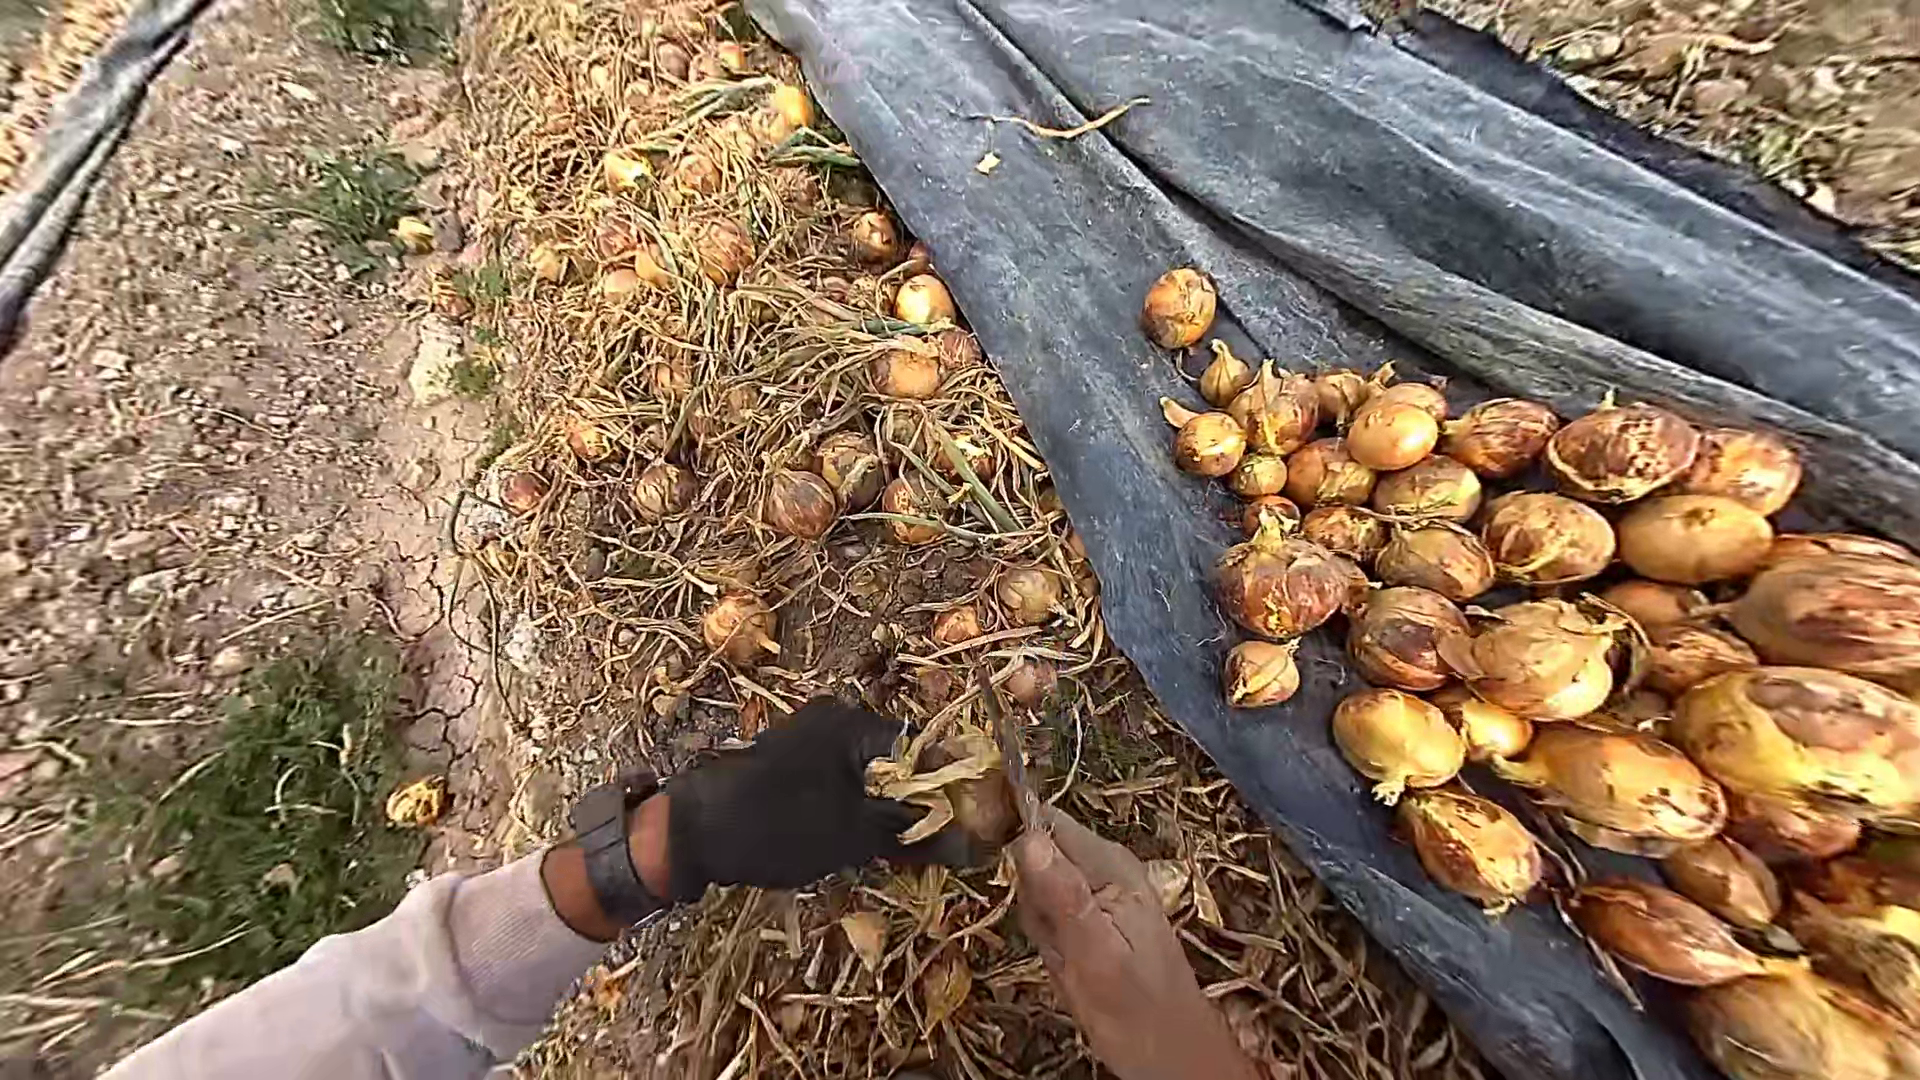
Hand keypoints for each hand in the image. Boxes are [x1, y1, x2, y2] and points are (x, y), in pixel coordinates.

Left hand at [663, 697, 966, 901]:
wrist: (692, 832)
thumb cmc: (779, 824)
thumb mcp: (855, 835)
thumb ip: (915, 835)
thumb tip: (974, 846)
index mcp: (854, 722)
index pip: (919, 747)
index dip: (940, 786)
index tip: (954, 821)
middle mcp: (835, 716)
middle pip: (894, 756)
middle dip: (909, 797)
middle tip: (916, 839)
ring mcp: (810, 732)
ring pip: (866, 768)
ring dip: (879, 802)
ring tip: (879, 841)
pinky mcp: (792, 753)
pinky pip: (839, 773)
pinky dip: (851, 799)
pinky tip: (846, 831)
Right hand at [1014, 806, 1262, 1079]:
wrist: (1176, 1059)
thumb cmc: (1136, 1013)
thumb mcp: (1094, 955)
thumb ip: (1062, 895)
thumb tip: (1028, 838)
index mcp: (1109, 862)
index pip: (1046, 822)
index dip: (1023, 850)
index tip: (1028, 898)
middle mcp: (1107, 862)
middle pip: (1040, 854)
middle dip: (1034, 898)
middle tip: (1056, 942)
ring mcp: (1103, 886)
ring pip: (1042, 885)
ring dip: (1043, 923)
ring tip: (1067, 958)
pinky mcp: (1098, 911)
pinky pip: (1054, 911)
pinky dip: (1053, 937)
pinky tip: (1071, 963)